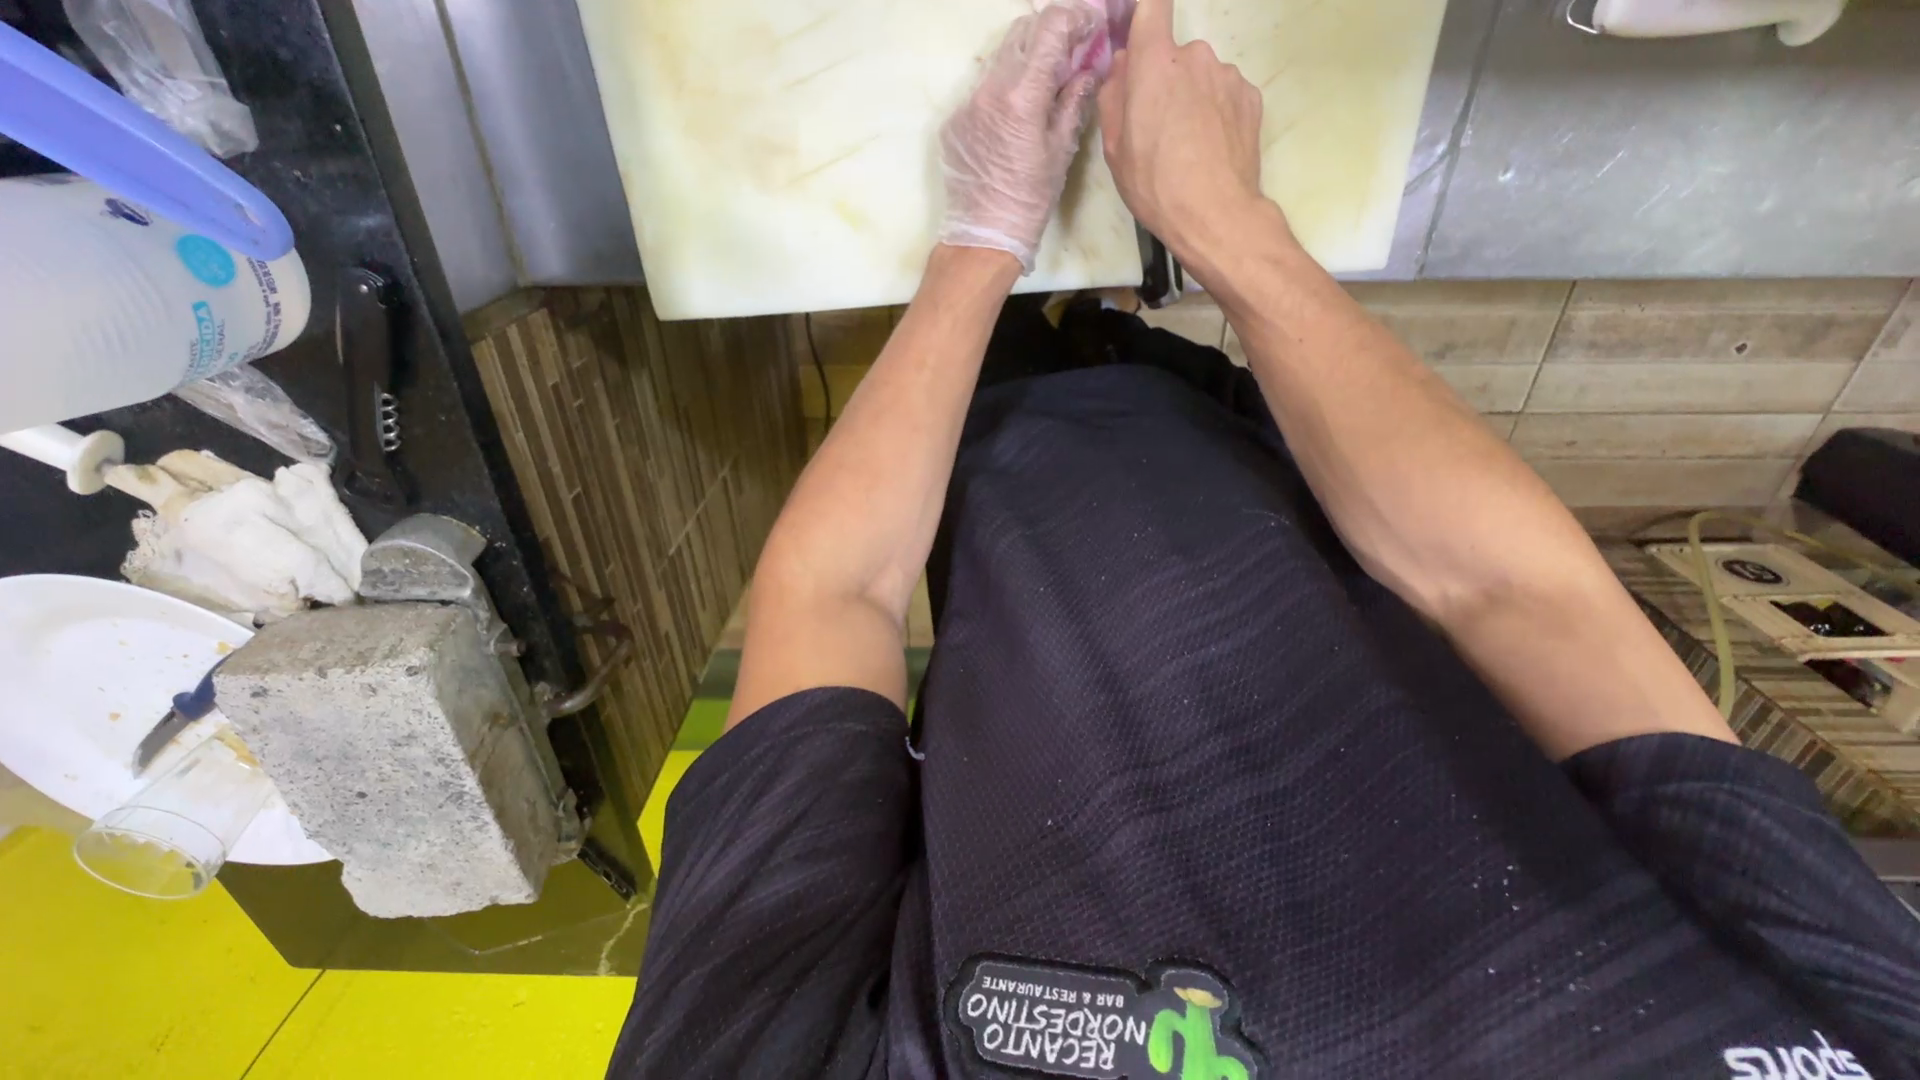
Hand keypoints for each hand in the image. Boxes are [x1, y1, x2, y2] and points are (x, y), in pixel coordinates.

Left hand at [938, 3, 1101, 271]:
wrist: (983, 237)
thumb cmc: (1029, 201)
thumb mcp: (1060, 151)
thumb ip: (1073, 102)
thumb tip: (1085, 72)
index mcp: (1020, 96)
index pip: (1048, 27)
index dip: (1074, 18)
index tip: (1089, 26)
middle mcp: (987, 91)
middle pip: (1020, 35)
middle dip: (1049, 35)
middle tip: (1070, 52)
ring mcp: (965, 105)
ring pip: (998, 61)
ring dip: (1025, 62)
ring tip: (1044, 85)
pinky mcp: (953, 122)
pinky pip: (981, 91)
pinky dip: (1003, 91)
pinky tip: (1015, 117)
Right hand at [1097, 0, 1272, 263]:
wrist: (1216, 215)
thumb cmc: (1156, 184)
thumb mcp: (1115, 150)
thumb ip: (1114, 97)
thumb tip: (1123, 67)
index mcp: (1154, 63)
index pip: (1152, 7)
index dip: (1145, 12)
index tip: (1142, 29)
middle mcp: (1194, 56)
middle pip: (1174, 56)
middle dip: (1164, 81)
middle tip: (1157, 128)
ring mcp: (1227, 75)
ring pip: (1201, 77)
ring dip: (1192, 99)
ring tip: (1187, 146)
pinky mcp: (1251, 96)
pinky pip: (1224, 95)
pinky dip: (1216, 113)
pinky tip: (1210, 148)